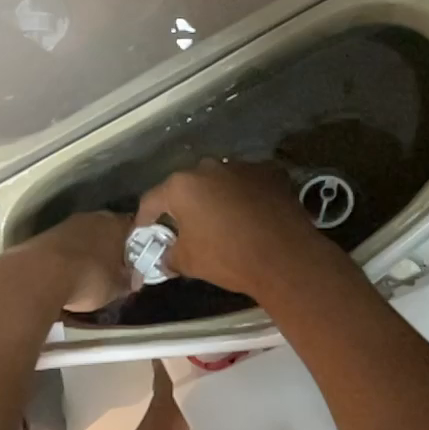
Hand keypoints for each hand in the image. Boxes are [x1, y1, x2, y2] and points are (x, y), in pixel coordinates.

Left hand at [1, 211, 133, 312]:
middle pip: (106, 229)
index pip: (133, 227)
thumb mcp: (116, 287)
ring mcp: (66, 224)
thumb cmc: (89, 278)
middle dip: (110, 246)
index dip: (137, 243)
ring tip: (88, 272)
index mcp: (115, 223)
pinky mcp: (46, 235)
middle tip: (113, 266)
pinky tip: (67, 273)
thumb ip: (129, 281)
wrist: (40, 275)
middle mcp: (92, 217)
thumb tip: (136, 278)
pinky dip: (68, 256)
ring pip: (84, 236)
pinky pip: (65, 245)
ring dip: (87, 250)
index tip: (137, 258)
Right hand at [133, 159, 325, 294]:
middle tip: (184, 228)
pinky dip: (245, 196)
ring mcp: (242, 166)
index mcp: (182, 186)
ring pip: (220, 182)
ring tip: (220, 222)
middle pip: (188, 187)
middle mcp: (209, 167)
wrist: (284, 257)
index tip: (144, 232)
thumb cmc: (227, 257)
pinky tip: (250, 216)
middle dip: (183, 206)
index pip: (152, 200)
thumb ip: (169, 256)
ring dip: (216, 198)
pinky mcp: (271, 172)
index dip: (144, 218)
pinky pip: (248, 184)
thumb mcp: (188, 263)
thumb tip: (165, 258)